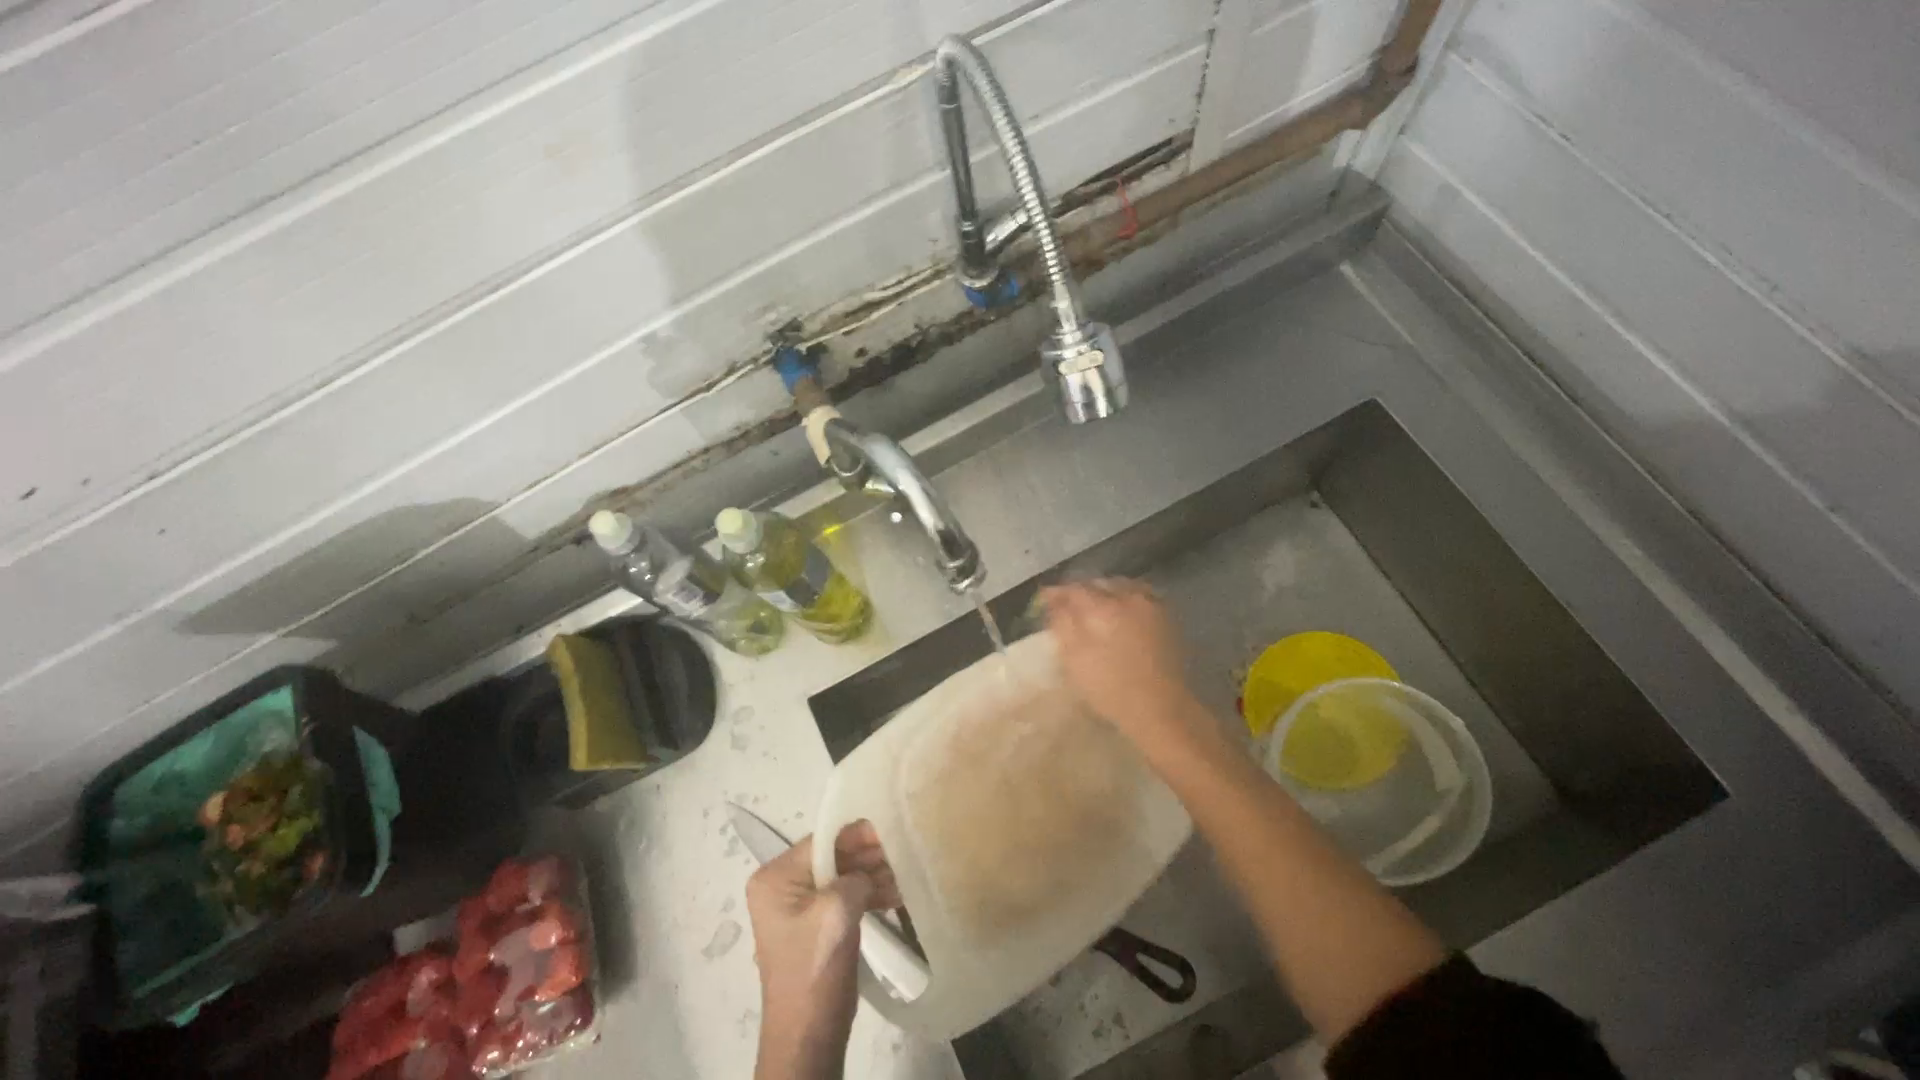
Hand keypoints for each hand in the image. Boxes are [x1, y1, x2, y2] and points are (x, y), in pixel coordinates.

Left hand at [747, 821, 898, 1079]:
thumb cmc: (814, 968)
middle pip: (832, 857)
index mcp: (775, 878)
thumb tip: (871, 871)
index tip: (892, 829)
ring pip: (842, 878)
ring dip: (872, 876)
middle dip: (868, 856)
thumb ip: (855, 877)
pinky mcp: (817, 927)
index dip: (857, 834)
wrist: (807, 1034)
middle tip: (905, 854)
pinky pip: (844, 899)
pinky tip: (895, 896)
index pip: (821, 841)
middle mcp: (782, 887)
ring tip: (905, 877)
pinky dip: (868, 895)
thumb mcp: (836, 912)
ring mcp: (799, 909)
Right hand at [1041, 578, 1204, 748]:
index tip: (1045, 599)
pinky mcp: (1167, 617)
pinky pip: (1142, 595)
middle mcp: (1129, 596)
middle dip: (1082, 590)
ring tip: (1096, 607)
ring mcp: (1152, 605)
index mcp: (1103, 606)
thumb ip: (1062, 623)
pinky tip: (1123, 612)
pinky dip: (1128, 598)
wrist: (1161, 708)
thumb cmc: (1110, 688)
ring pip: (1122, 585)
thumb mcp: (1074, 659)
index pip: (1074, 588)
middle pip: (1099, 583)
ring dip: (1106, 591)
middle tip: (1068, 605)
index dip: (1057, 592)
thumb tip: (1054, 599)